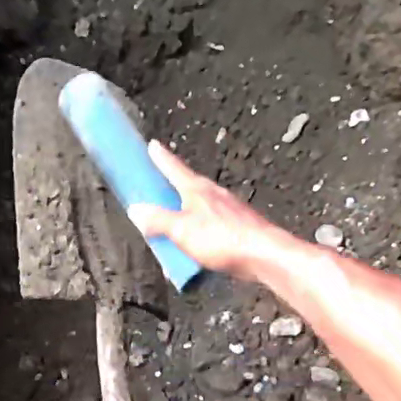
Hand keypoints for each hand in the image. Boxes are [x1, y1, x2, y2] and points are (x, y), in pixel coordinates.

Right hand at [130, 141, 296, 281]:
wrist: (264, 255)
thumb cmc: (222, 239)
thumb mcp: (182, 230)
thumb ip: (158, 220)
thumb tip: (136, 209)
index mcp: (197, 189)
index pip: (175, 168)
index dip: (162, 158)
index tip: (153, 145)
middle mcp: (214, 194)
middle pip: (189, 186)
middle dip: (174, 186)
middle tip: (160, 186)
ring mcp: (229, 210)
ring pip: (201, 206)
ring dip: (186, 212)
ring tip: (175, 222)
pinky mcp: (239, 227)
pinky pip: (212, 225)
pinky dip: (200, 230)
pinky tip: (198, 244)